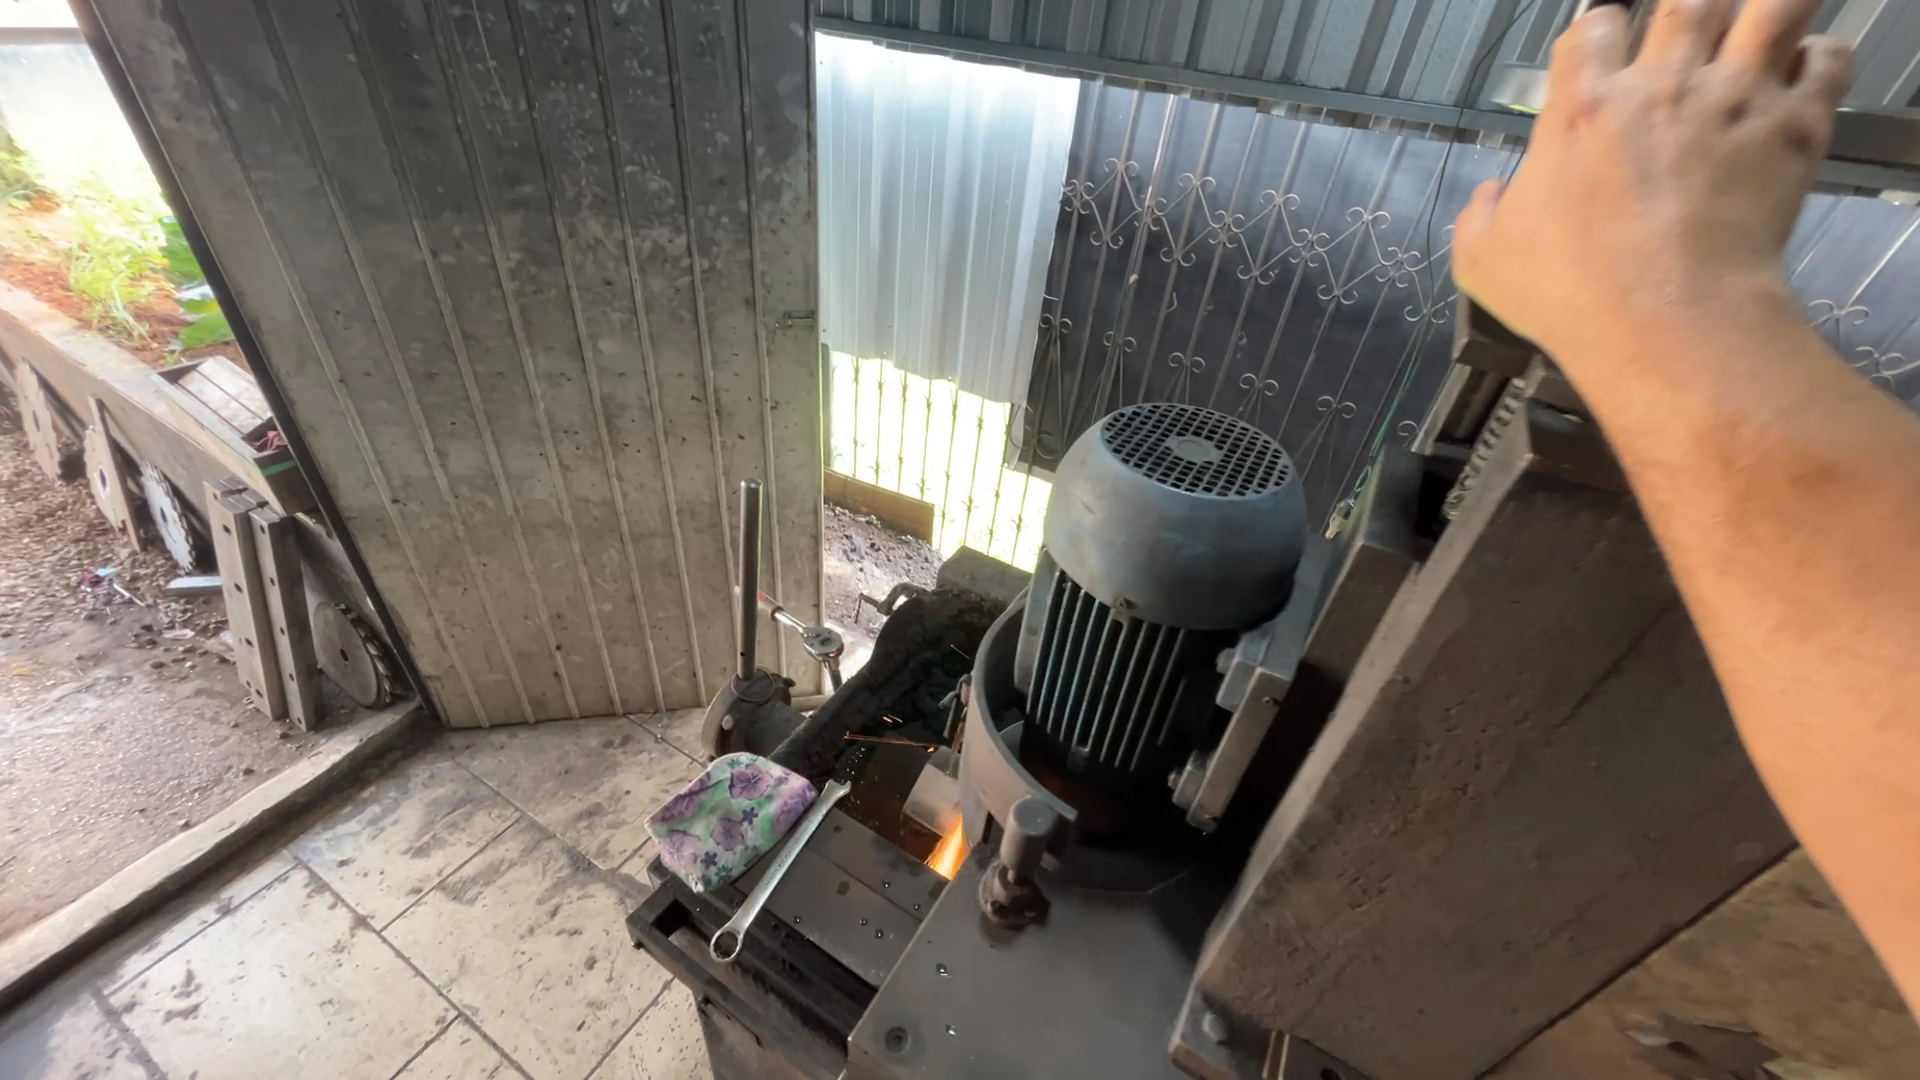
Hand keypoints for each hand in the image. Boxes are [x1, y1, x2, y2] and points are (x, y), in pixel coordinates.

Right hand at [1452, 0, 1853, 368]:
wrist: (1658, 314)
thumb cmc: (1564, 290)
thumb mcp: (1479, 261)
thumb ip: (1479, 214)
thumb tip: (1493, 192)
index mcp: (1578, 115)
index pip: (1591, 31)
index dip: (1592, 34)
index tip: (1593, 53)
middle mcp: (1658, 88)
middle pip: (1687, 2)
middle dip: (1680, 14)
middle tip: (1675, 42)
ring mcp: (1734, 98)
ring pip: (1775, 4)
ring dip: (1760, 14)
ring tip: (1746, 38)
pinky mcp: (1796, 124)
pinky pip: (1830, 55)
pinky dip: (1816, 57)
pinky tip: (1794, 78)